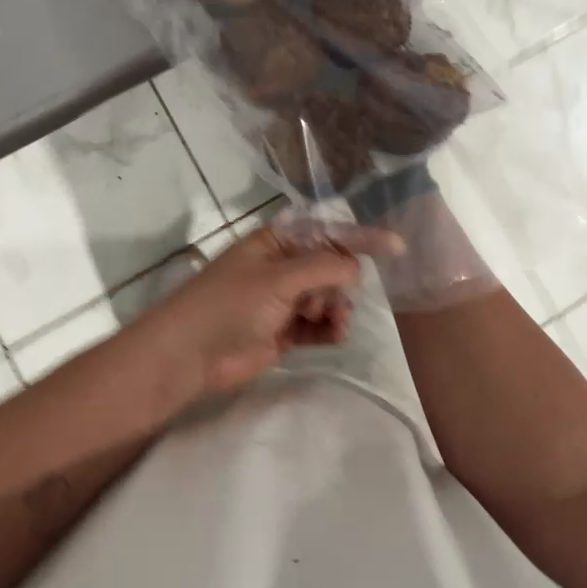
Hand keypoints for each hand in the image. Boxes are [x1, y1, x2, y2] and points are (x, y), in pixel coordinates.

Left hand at [137, 223, 403, 398]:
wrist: (190, 355)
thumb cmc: (230, 305)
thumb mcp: (279, 279)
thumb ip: (323, 269)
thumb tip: (356, 268)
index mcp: (275, 242)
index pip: (326, 232)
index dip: (360, 238)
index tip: (396, 246)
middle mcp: (281, 266)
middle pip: (331, 268)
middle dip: (340, 285)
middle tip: (328, 304)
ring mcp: (282, 300)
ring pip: (328, 298)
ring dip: (336, 309)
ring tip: (332, 324)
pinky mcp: (282, 332)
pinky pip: (318, 325)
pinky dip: (329, 329)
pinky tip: (335, 337)